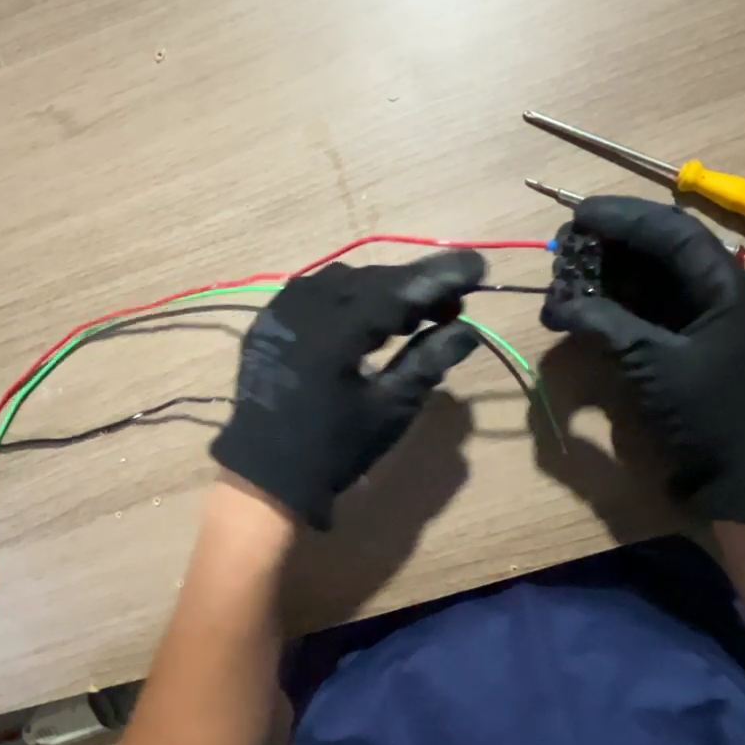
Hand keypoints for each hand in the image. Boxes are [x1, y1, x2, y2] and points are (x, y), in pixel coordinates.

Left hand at [210, 250, 485, 528]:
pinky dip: (349, 299)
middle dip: (414, 286)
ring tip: (414, 315)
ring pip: (342, 282)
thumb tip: (467, 330)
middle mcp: (304, 307)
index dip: (440, 277)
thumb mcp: (391, 409)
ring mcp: (279, 312)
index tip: (478, 267)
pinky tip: (368, 319)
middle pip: (371, 279)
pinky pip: (315, 294)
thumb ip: (429, 361)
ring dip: (382, 290)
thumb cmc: (335, 449)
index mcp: (335, 330)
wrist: (265, 478)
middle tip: (453, 303)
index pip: (398, 289)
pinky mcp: (267, 323)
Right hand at [542, 197, 744, 526]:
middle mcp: (711, 293)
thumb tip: (557, 305)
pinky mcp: (673, 341)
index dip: (625, 218)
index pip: (673, 232)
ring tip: (562, 276)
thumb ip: (607, 325)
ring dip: (602, 274)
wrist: (728, 471)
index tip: (579, 214)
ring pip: (644, 277)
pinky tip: (574, 307)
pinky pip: (638, 307)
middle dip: (608, 245)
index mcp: (725, 288)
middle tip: (563, 245)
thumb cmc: (703, 413)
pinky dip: (606, 304)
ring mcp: (692, 318)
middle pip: (657, 249)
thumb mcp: (653, 364)